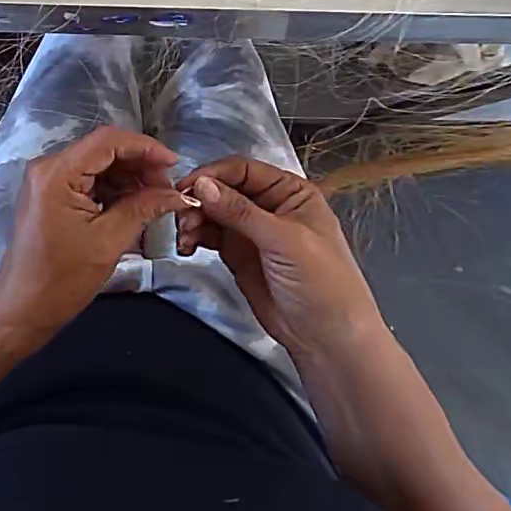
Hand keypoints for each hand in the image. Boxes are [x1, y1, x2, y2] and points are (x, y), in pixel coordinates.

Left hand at [0, 127, 188, 345]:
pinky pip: (86, 179)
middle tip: (167, 189)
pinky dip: (112, 188)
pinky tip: (134, 204)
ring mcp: (46, 179)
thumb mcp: (109, 241)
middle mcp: (47, 167)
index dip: (144, 147)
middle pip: (101, 150)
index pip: (106, 141)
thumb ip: (142, 208)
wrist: (24, 303)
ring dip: (128, 177)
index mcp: (56, 173)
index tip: (173, 163)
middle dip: (138, 165)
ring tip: (156, 199)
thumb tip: (176, 193)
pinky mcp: (49, 192)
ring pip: (96, 164)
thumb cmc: (62, 277)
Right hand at [174, 157, 385, 361]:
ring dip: (192, 219)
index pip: (242, 169)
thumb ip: (241, 212)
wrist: (329, 341)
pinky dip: (193, 236)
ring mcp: (250, 229)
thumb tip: (201, 184)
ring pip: (209, 210)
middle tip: (181, 216)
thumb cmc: (324, 285)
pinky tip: (187, 247)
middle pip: (220, 188)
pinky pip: (206, 233)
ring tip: (185, 237)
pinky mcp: (236, 250)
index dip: (212, 174)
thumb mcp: (285, 242)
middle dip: (198, 200)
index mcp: (289, 192)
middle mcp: (267, 205)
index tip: (186, 187)